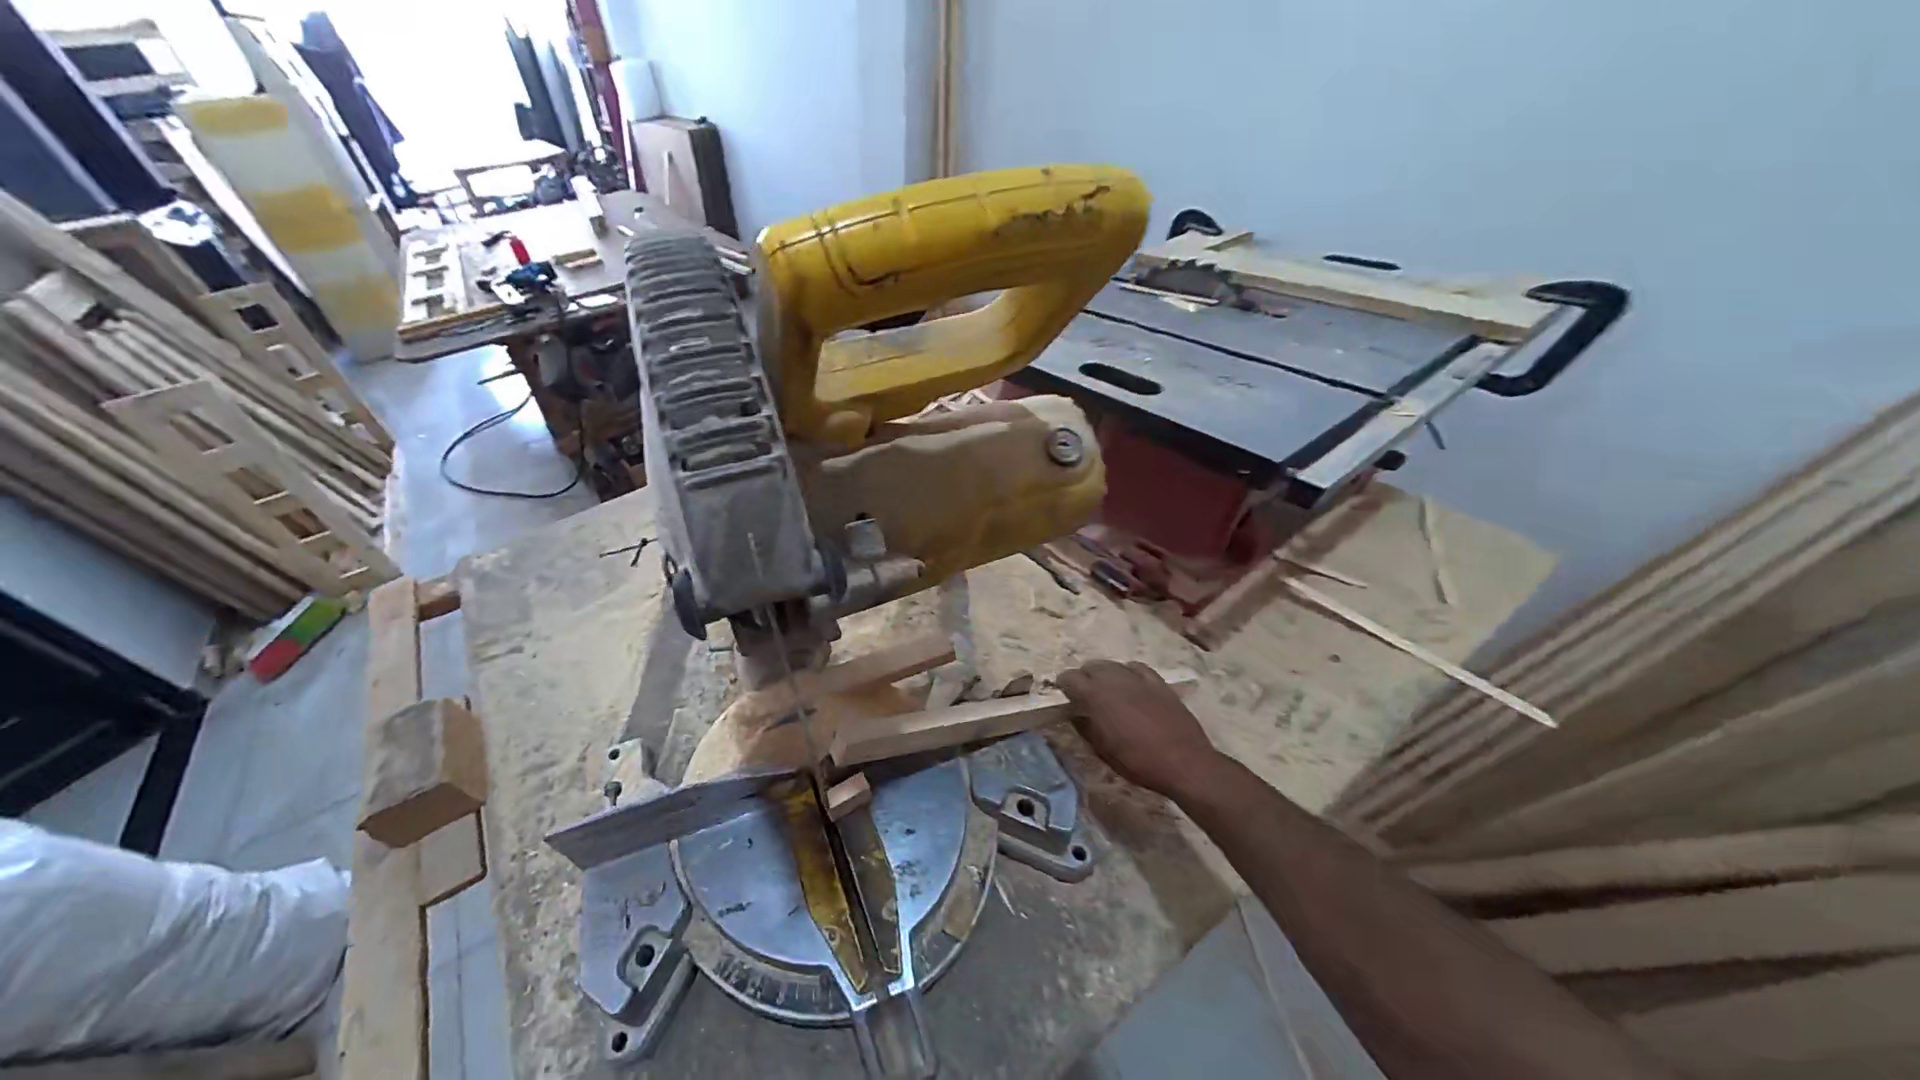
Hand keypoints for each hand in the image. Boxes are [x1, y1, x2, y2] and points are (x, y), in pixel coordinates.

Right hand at [1057, 660, 1221, 798]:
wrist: (1184, 762)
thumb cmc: (1138, 762)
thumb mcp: (1102, 751)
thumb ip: (1084, 727)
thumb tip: (1075, 715)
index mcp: (1096, 696)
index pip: (1069, 677)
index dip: (1064, 686)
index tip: (1065, 696)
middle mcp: (1114, 680)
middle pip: (1091, 666)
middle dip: (1084, 678)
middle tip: (1086, 696)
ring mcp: (1138, 678)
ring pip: (1113, 665)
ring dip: (1105, 675)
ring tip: (1108, 690)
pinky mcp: (1158, 682)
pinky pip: (1136, 668)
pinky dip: (1129, 673)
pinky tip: (1131, 684)